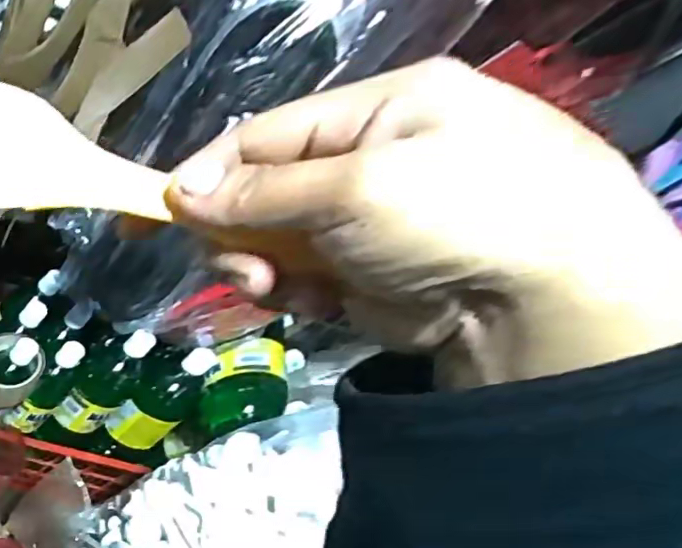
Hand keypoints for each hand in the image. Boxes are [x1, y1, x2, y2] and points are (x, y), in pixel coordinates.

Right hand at [165, 58, 681, 387]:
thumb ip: (260, 191)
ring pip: (262, 243)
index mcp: (371, 111)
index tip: (149, 213)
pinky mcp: (348, 272)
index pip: (258, 138)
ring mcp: (351, 222)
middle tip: (242, 269)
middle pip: (253, 194)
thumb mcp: (353, 189)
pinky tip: (316, 302)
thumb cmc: (456, 214)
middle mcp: (356, 161)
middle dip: (233, 234)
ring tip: (275, 289)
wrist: (532, 299)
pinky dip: (288, 294)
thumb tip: (177, 191)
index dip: (200, 175)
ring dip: (255, 270)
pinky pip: (287, 280)